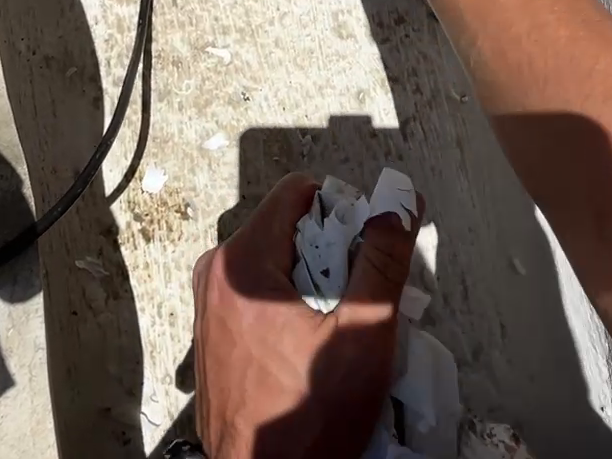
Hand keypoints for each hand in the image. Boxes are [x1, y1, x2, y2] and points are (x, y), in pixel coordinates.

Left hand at [192, 172, 421, 458]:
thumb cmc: (308, 418)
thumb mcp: (362, 335)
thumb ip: (383, 261)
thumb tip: (401, 203)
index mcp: (242, 259)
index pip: (298, 192)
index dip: (341, 210)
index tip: (363, 250)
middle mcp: (216, 269)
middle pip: (287, 226)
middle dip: (330, 251)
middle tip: (355, 298)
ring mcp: (210, 300)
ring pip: (276, 258)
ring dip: (314, 279)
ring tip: (336, 326)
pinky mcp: (213, 327)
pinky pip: (259, 288)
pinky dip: (291, 300)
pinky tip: (310, 342)